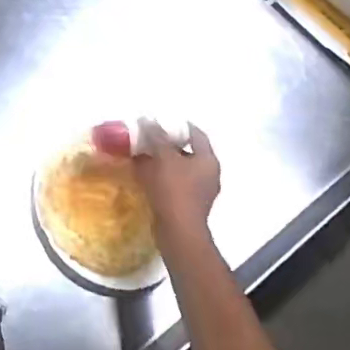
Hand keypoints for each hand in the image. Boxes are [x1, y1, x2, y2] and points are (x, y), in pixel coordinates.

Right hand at [134, 118, 219, 245]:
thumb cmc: (174, 189)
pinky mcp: (186, 204)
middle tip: (147, 135)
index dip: (180, 124)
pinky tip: (142, 173)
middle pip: (186, 151)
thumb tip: (147, 120)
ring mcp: (198, 191)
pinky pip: (172, 183)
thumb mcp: (163, 157)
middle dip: (166, 143)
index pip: (196, 134)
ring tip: (140, 152)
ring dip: (160, 160)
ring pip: (177, 168)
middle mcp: (207, 174)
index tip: (162, 119)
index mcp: (208, 160)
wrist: (178, 231)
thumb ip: (156, 136)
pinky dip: (158, 175)